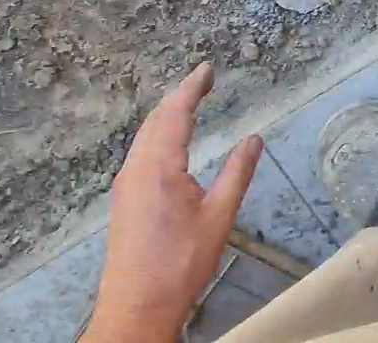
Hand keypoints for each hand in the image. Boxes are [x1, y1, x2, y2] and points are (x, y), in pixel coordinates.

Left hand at [85, 64, 263, 342]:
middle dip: (180, 95)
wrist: (136, 310)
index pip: (175, 113)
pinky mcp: (123, 200)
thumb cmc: (182, 262)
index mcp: (159, 167)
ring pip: (145, 135)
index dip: (192, 87)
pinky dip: (158, 132)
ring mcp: (125, 185)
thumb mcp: (220, 216)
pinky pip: (140, 150)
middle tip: (204, 79)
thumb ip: (238, 172)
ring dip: (167, 113)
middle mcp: (136, 169)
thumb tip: (254, 137)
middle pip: (156, 119)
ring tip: (189, 100)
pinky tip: (169, 138)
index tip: (208, 68)